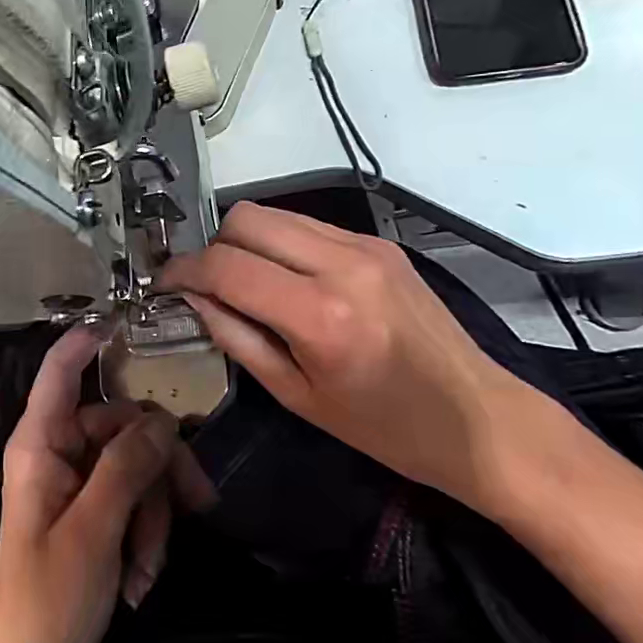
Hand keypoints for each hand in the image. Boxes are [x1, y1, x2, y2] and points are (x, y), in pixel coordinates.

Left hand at [0, 324, 214, 642]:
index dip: (86, 339)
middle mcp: (59, 452)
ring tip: (148, 567)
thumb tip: (163, 420)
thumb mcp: (93, 530)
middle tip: (195, 502)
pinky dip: (145, 533)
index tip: (122, 318)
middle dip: (157, 468)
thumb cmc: (47, 600)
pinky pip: (133, 500)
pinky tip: (141, 575)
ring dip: (153, 515)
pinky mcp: (93, 513)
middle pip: (122, 425)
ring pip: (135, 466)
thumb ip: (127, 466)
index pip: (60, 372)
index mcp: (41, 444)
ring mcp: (77, 484)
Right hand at [158, 202, 554, 514]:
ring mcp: (366, 246)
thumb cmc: (386, 428)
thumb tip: (193, 297)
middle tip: (208, 286)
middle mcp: (343, 264)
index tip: (164, 283)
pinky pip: (309, 225)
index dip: (183, 270)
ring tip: (245, 283)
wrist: (478, 418)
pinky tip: (287, 280)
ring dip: (247, 242)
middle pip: (247, 219)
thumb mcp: (298, 397)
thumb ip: (238, 338)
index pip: (228, 266)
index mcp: (321, 316)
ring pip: (277, 214)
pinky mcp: (380, 242)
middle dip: (214, 248)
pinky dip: (282, 244)